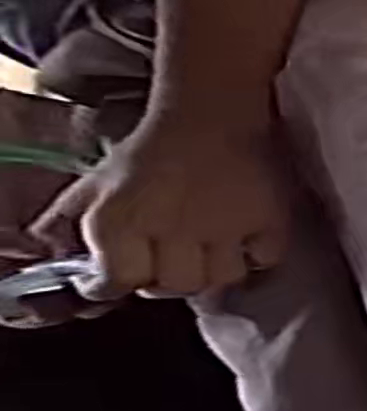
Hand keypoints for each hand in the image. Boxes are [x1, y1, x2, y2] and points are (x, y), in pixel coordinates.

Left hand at [29, 118, 287, 298]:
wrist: (211, 124)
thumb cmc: (149, 156)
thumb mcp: (90, 187)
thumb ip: (63, 224)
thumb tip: (54, 256)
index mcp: (119, 223)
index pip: (118, 281)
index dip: (112, 286)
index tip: (115, 281)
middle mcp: (173, 231)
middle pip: (177, 286)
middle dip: (167, 283)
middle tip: (166, 270)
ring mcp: (228, 228)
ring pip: (224, 278)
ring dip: (214, 274)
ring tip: (209, 262)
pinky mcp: (270, 221)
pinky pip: (267, 258)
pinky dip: (258, 258)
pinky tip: (247, 248)